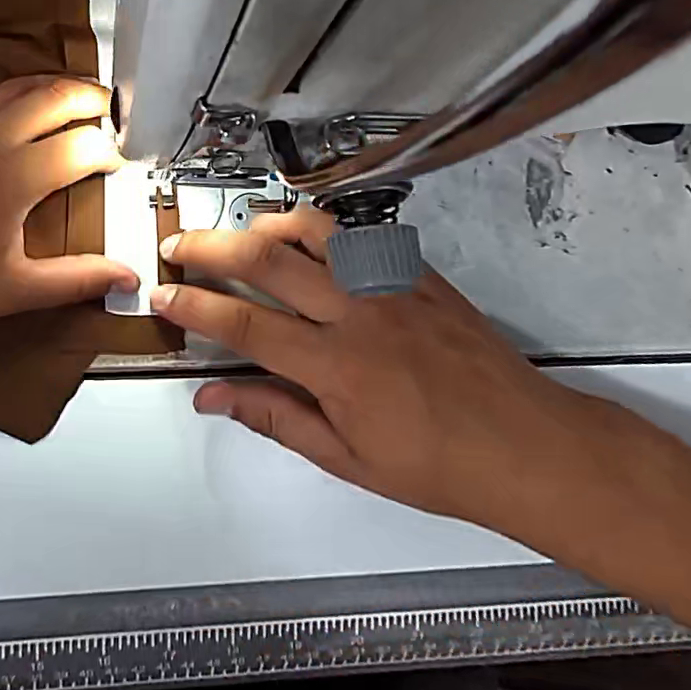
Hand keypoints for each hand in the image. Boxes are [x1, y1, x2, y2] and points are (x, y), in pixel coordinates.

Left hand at [0, 49, 135, 390]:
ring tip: (68, 90)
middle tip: (107, 108)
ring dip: (45, 84)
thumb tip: (124, 278)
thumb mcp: (11, 290)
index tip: (116, 164)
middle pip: (54, 100)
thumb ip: (75, 280)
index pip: (83, 148)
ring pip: (10, 88)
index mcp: (16, 178)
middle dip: (89, 99)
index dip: (108, 153)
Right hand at [152, 206, 639, 533]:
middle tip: (179, 247)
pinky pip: (359, 235)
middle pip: (266, 260)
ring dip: (266, 224)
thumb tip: (214, 395)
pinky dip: (319, 229)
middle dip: (210, 247)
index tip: (162, 295)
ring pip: (313, 230)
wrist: (528, 445)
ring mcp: (390, 285)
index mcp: (335, 365)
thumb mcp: (346, 458)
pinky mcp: (417, 273)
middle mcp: (357, 312)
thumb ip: (274, 417)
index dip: (193, 305)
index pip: (243, 322)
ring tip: (239, 234)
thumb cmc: (437, 465)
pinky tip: (305, 238)